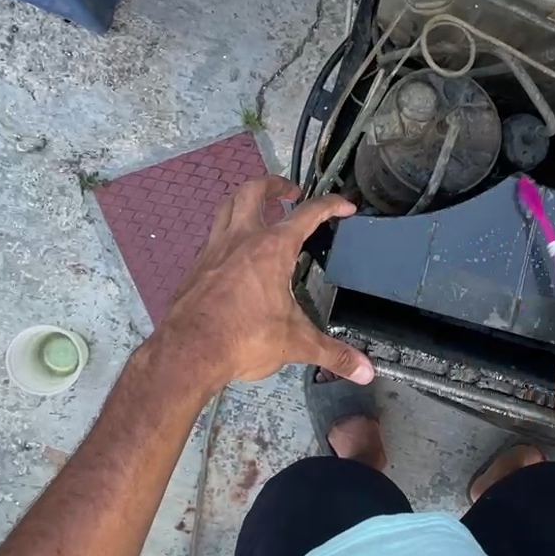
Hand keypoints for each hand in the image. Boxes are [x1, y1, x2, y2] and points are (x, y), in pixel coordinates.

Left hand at [153, 176, 373, 390]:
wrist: (188, 352)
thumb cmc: (244, 338)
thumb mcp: (296, 344)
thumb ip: (333, 354)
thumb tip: (366, 371)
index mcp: (272, 249)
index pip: (308, 214)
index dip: (331, 205)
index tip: (345, 206)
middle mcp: (242, 239)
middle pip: (255, 191)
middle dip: (276, 184)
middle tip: (291, 191)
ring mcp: (214, 250)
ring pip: (228, 205)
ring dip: (246, 199)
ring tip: (260, 206)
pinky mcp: (197, 267)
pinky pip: (214, 235)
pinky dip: (228, 231)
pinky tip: (235, 250)